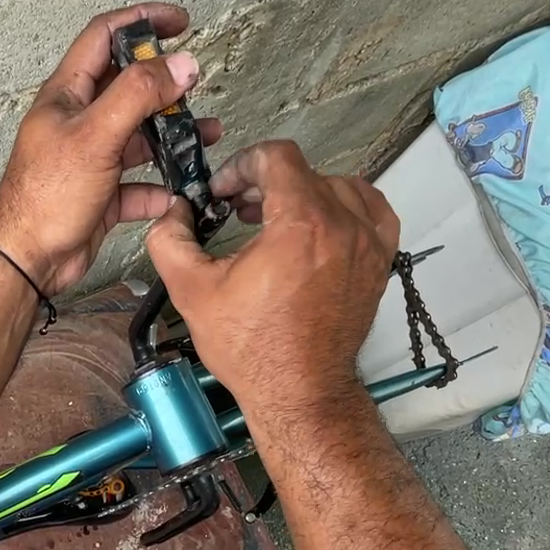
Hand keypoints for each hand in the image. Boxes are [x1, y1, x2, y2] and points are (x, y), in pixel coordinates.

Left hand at [0, 3, 222, 295]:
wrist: (29, 259)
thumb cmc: (45, 198)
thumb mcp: (95, 135)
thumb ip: (139, 95)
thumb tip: (180, 65)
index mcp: (67, 96)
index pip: (105, 37)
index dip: (142, 21)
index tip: (180, 22)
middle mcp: (79, 123)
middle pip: (128, 89)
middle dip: (165, 87)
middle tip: (193, 88)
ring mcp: (90, 161)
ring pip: (139, 139)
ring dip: (172, 137)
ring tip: (204, 136)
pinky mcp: (101, 197)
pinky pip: (137, 186)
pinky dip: (158, 189)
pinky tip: (176, 194)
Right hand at [145, 140, 399, 418]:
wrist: (297, 392)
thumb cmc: (253, 350)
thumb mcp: (192, 293)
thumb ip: (170, 241)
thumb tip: (171, 214)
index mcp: (300, 225)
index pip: (277, 158)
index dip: (241, 165)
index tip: (224, 190)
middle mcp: (343, 226)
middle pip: (304, 172)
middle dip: (265, 183)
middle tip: (238, 208)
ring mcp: (368, 243)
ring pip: (338, 186)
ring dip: (303, 192)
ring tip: (275, 217)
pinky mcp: (379, 261)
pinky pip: (372, 209)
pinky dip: (344, 206)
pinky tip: (319, 224)